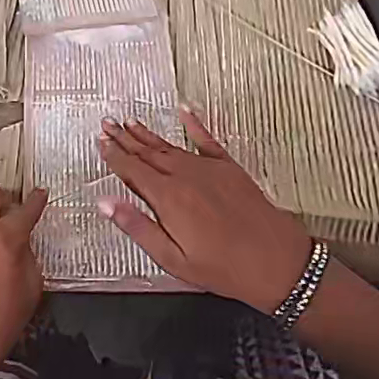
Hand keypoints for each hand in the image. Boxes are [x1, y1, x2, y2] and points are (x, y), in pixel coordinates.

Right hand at [98, 110, 312, 313]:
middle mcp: (186, 177)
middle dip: (124, 138)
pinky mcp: (230, 169)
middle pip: (147, 152)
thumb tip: (106, 204)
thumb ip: (137, 226)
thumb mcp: (171, 257)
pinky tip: (184, 111)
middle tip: (107, 125)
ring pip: (170, 145)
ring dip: (147, 133)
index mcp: (168, 198)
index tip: (101, 142)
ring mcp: (209, 170)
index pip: (132, 169)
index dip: (113, 155)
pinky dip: (194, 124)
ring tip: (130, 121)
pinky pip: (207, 140)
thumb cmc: (224, 267)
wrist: (277, 262)